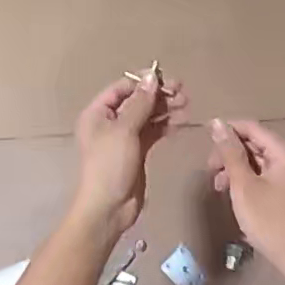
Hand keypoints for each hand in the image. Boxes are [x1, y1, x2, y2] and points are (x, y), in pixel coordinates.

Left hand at [71, 71, 189, 238]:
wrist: (110, 206)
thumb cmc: (110, 165)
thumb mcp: (124, 131)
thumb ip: (139, 104)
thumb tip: (151, 78)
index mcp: (97, 113)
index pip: (121, 88)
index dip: (143, 82)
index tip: (167, 80)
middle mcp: (108, 122)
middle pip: (136, 101)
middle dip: (158, 96)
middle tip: (183, 93)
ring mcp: (123, 137)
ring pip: (146, 116)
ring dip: (165, 110)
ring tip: (187, 105)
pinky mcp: (136, 151)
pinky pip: (151, 132)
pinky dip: (165, 125)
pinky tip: (181, 121)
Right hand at [208, 119, 284, 284]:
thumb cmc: (272, 224)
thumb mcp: (244, 186)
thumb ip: (230, 153)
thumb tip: (217, 123)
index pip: (253, 128)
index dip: (227, 131)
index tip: (203, 140)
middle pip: (257, 144)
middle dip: (230, 154)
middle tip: (210, 171)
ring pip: (261, 162)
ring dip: (237, 169)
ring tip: (219, 187)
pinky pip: (269, 176)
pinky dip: (250, 180)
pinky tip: (236, 195)